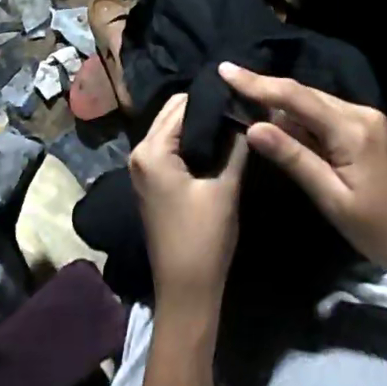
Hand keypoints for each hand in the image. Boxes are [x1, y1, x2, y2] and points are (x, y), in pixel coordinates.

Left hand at [130, 93, 249, 306]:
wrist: (185, 290)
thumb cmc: (204, 238)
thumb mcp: (225, 188)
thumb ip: (235, 147)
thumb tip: (247, 115)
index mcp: (152, 150)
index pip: (182, 105)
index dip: (212, 98)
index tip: (241, 95)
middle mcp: (140, 152)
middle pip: (172, 112)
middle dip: (203, 107)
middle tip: (238, 107)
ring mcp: (142, 167)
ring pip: (171, 128)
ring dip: (197, 123)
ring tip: (232, 121)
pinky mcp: (150, 180)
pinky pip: (169, 145)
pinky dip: (189, 139)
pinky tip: (216, 142)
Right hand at [222, 63, 386, 296]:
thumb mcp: (335, 200)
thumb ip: (295, 159)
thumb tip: (254, 127)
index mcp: (351, 129)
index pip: (294, 96)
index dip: (256, 82)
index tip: (224, 69)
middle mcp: (363, 114)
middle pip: (307, 94)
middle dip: (268, 89)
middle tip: (231, 82)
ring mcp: (374, 122)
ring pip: (321, 104)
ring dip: (287, 104)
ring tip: (250, 101)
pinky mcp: (379, 133)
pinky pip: (335, 117)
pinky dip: (308, 119)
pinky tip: (290, 126)